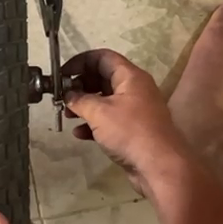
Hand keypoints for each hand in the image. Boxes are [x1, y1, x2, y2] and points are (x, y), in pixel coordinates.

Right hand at [61, 48, 197, 189]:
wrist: (160, 166)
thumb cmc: (130, 132)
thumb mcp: (100, 113)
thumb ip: (80, 100)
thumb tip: (68, 95)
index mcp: (130, 76)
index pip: (102, 57)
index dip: (80, 62)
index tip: (62, 74)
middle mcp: (134, 89)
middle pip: (102, 77)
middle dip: (80, 86)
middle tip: (62, 97)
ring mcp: (135, 110)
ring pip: (104, 100)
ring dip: (84, 106)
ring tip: (67, 115)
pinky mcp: (133, 129)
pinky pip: (109, 120)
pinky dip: (94, 124)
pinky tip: (80, 134)